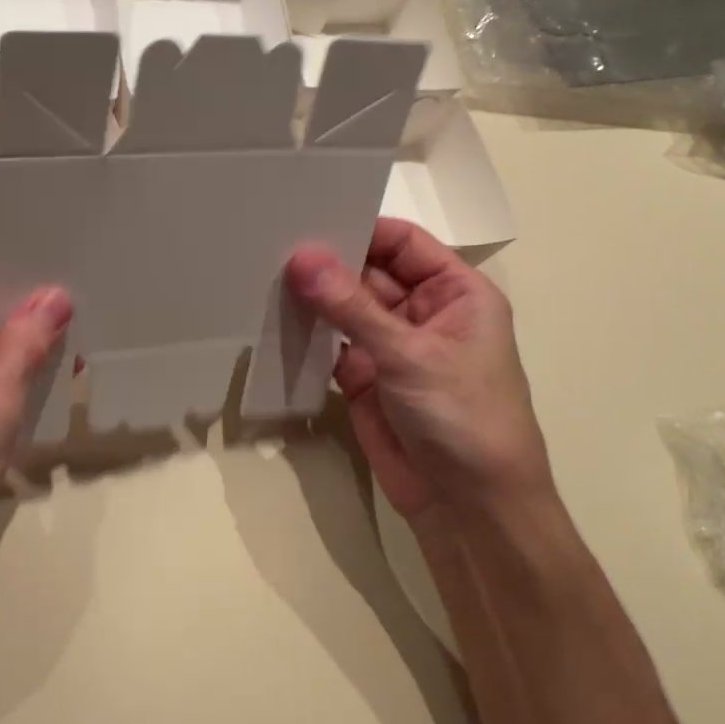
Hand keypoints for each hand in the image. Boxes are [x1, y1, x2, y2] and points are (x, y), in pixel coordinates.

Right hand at [286, 218, 552, 524]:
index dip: (360, 229)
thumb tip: (301, 256)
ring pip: (343, 310)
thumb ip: (351, 306)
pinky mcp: (362, 380)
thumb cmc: (462, 416)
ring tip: (258, 276)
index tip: (306, 219)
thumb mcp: (410, 354)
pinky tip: (268, 321)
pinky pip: (327, 346)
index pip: (403, 243)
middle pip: (367, 273)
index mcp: (455, 294)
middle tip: (268, 245)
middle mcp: (422, 313)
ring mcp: (389, 347)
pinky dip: (303, 337)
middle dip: (326, 263)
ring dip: (310, 300)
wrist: (467, 505)